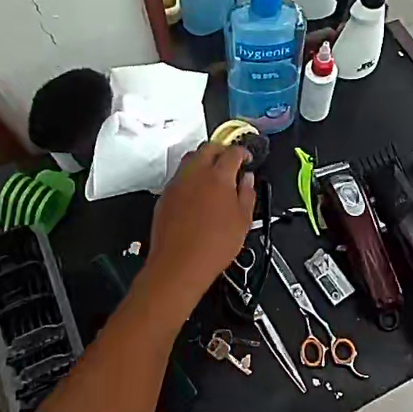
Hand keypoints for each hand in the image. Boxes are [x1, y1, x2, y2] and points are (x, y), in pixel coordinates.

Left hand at [145, 142, 255, 297]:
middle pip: (208, 148)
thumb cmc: (214, 245)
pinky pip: (179, 176)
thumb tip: (247, 180)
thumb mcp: (243, 220)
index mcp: (218, 176)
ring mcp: (177, 183)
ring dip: (204, 160)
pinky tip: (198, 192)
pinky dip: (191, 176)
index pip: (232, 152)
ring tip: (214, 175)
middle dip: (222, 150)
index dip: (243, 153)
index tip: (247, 159)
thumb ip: (247, 194)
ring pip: (190, 158)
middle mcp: (195, 173)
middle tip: (231, 162)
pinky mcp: (165, 195)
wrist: (180, 264)